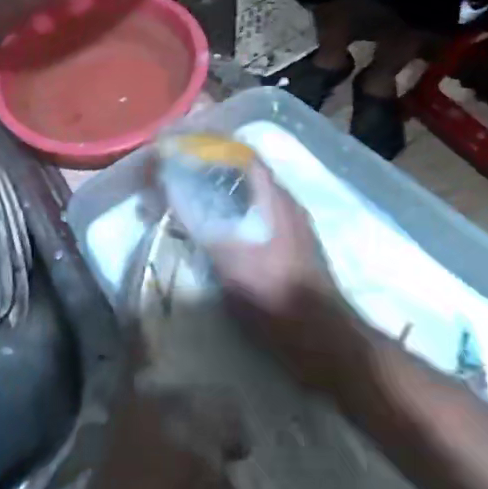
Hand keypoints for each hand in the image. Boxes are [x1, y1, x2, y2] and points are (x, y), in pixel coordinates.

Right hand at [195, 161, 365, 391]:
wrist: (322, 340)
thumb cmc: (275, 294)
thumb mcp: (228, 257)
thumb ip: (196, 219)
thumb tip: (165, 185)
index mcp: (275, 197)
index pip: (242, 155)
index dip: (212, 147)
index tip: (181, 150)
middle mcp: (286, 205)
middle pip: (245, 176)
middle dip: (209, 173)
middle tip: (176, 178)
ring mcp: (291, 229)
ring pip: (250, 200)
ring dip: (219, 197)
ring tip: (186, 204)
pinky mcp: (291, 252)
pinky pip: (255, 221)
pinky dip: (230, 219)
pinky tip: (212, 236)